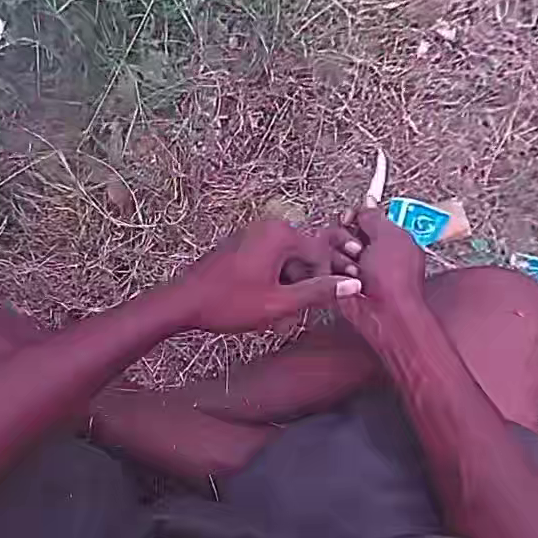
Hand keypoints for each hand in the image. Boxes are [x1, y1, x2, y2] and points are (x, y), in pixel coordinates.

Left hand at [170, 219, 361, 333]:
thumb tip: (352, 285)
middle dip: (301, 284)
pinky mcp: (240, 245)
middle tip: (289, 311)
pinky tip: (260, 301)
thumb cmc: (228, 303)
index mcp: (280, 234)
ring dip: (286, 285)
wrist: (184, 302)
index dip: (321, 283)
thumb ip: (318, 292)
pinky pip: (268, 260)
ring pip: (286, 261)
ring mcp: (251, 234)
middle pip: (303, 256)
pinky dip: (271, 280)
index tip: (312, 305)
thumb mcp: (279, 303)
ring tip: (273, 311)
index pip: (321, 254)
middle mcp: (267, 226)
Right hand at [334, 206, 428, 342]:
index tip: (349, 220)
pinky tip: (341, 277)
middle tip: (357, 252)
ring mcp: (354, 269)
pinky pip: (322, 266)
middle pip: (340, 232)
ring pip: (328, 249)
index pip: (362, 217)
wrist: (383, 314)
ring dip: (338, 258)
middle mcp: (371, 254)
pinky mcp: (337, 282)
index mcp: (390, 239)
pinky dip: (329, 270)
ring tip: (352, 270)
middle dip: (344, 239)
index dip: (353, 217)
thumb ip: (375, 217)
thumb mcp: (390, 237)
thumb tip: (365, 203)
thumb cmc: (395, 280)